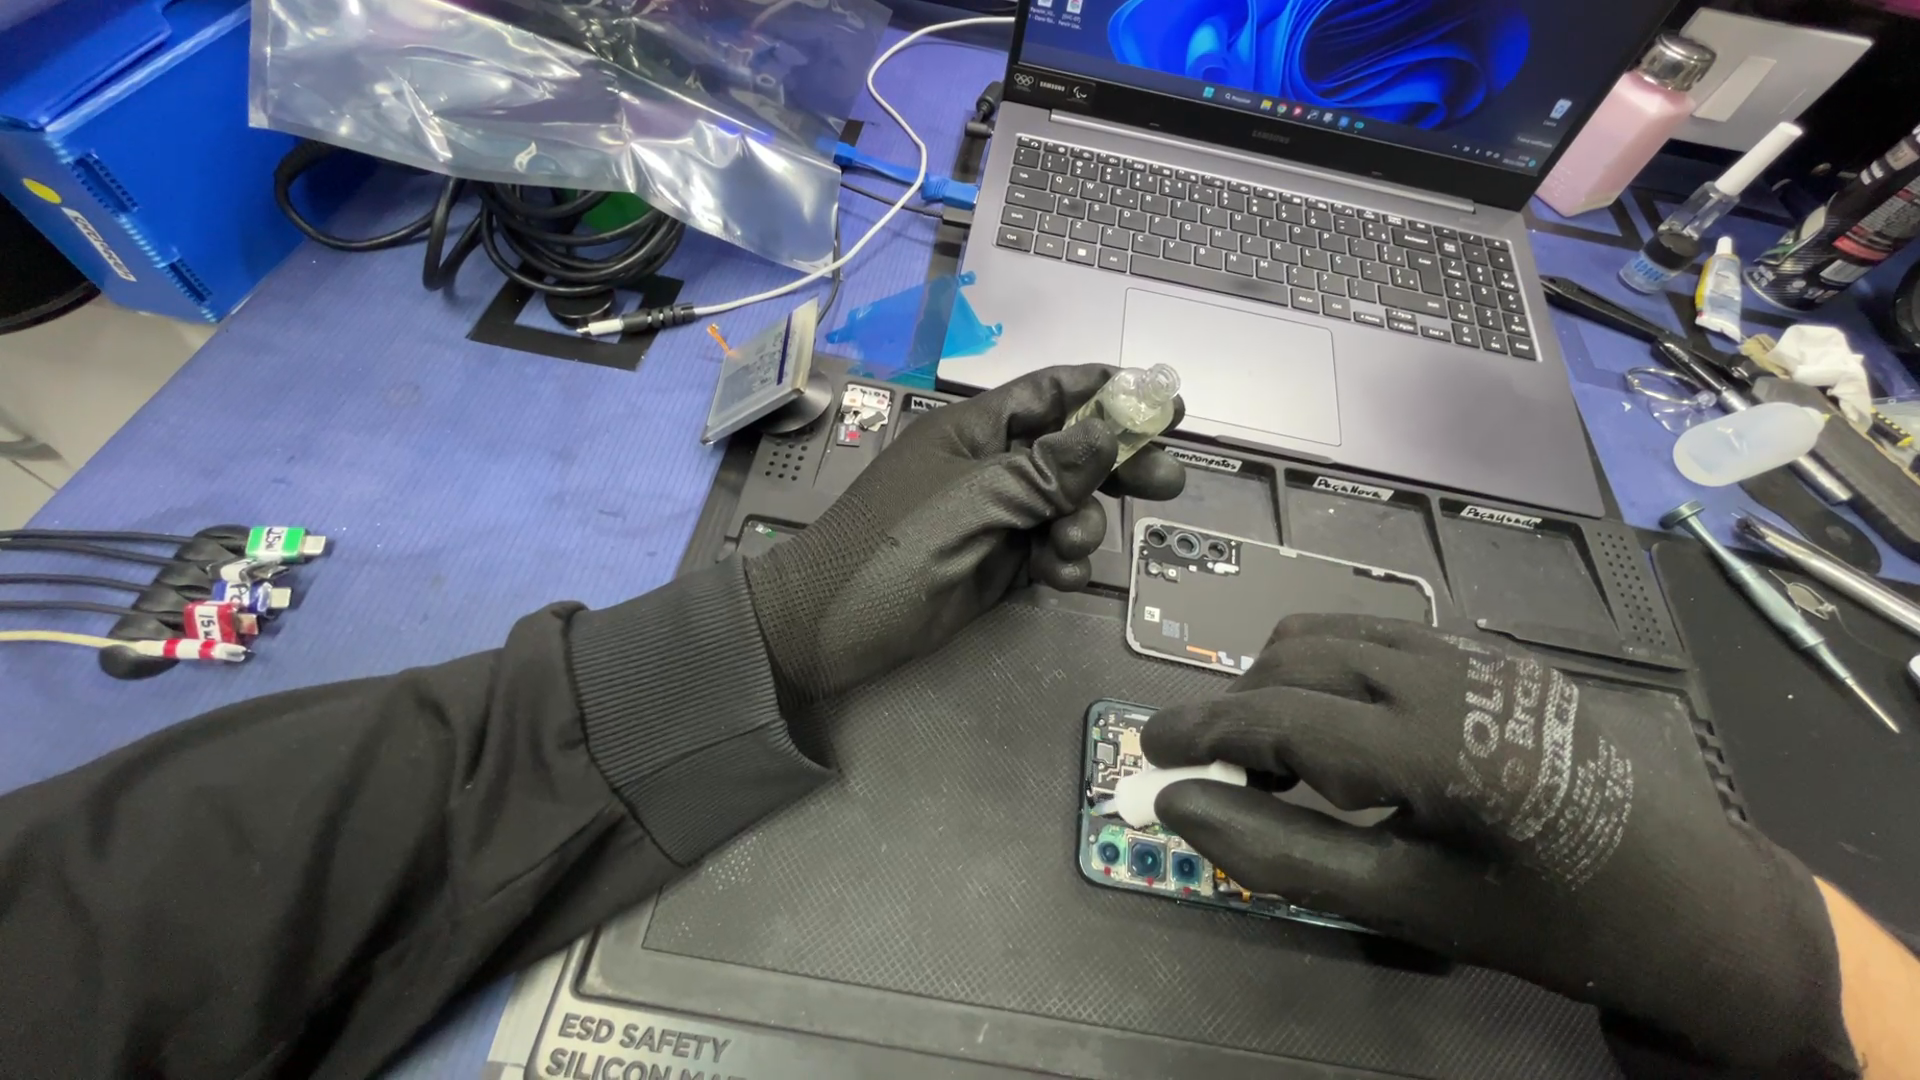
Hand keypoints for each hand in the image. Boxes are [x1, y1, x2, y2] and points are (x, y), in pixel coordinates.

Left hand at [744, 365, 1184, 706]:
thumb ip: (1044, 469)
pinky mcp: (997, 565)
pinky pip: (1047, 552)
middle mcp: (990, 467)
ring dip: (1081, 524)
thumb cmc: (894, 546)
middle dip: (1117, 466)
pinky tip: (1056, 575)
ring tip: (1070, 545)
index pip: (1050, 394)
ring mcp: (994, 518)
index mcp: (974, 430)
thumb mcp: (973, 500)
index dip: (1106, 392)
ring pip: (1065, 507)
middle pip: (1070, 453)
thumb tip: (1109, 433)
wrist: (834, 624)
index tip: (1162, 401)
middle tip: (1169, 482)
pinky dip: (1060, 562)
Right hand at [1145, 615, 1854, 1074]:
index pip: (1276, 718)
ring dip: (1278, 683)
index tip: (1150, 749)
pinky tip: (1348, 727)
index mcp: (1433, 748)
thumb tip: (1178, 804)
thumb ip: (1277, 852)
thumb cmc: (1546, 920)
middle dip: (1237, 712)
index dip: (1199, 730)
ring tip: (1288, 751)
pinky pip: (1370, 632)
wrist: (1705, 901)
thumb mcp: (1404, 903)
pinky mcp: (1486, 647)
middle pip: (1289, 662)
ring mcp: (1470, 649)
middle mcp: (1444, 674)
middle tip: (1232, 775)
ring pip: (1323, 634)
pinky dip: (1325, 668)